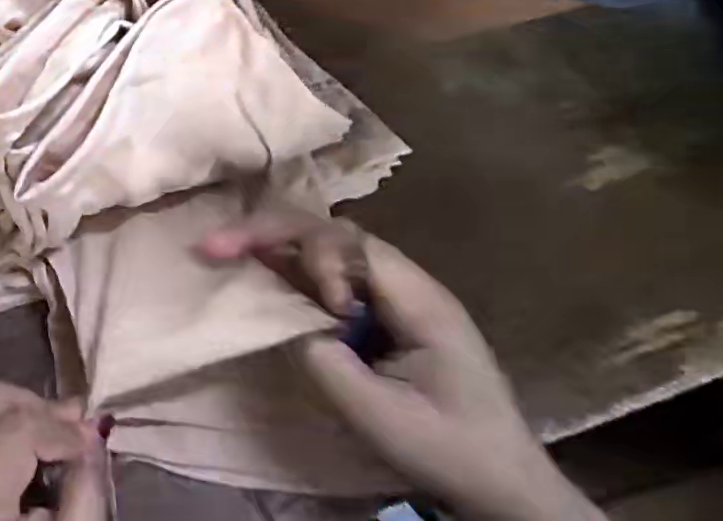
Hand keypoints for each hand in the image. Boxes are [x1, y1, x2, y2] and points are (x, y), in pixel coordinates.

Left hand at [0, 383, 107, 520]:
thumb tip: (94, 439)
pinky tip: (45, 449)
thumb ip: (84, 491)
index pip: (21, 426)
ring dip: (31, 413)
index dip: (63, 427)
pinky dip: (17, 427)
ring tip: (68, 433)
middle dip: (43, 407)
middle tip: (81, 425)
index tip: (95, 440)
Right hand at [201, 208, 602, 520]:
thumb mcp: (381, 416)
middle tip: (216, 245)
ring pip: (321, 246)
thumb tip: (274, 316)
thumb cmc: (449, 451)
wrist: (506, 489)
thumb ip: (321, 358)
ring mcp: (387, 293)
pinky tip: (258, 273)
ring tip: (224, 251)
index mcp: (419, 298)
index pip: (351, 242)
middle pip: (328, 232)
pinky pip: (322, 272)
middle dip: (270, 232)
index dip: (314, 255)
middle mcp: (402, 281)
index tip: (320, 306)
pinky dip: (286, 268)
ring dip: (273, 246)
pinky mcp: (373, 308)